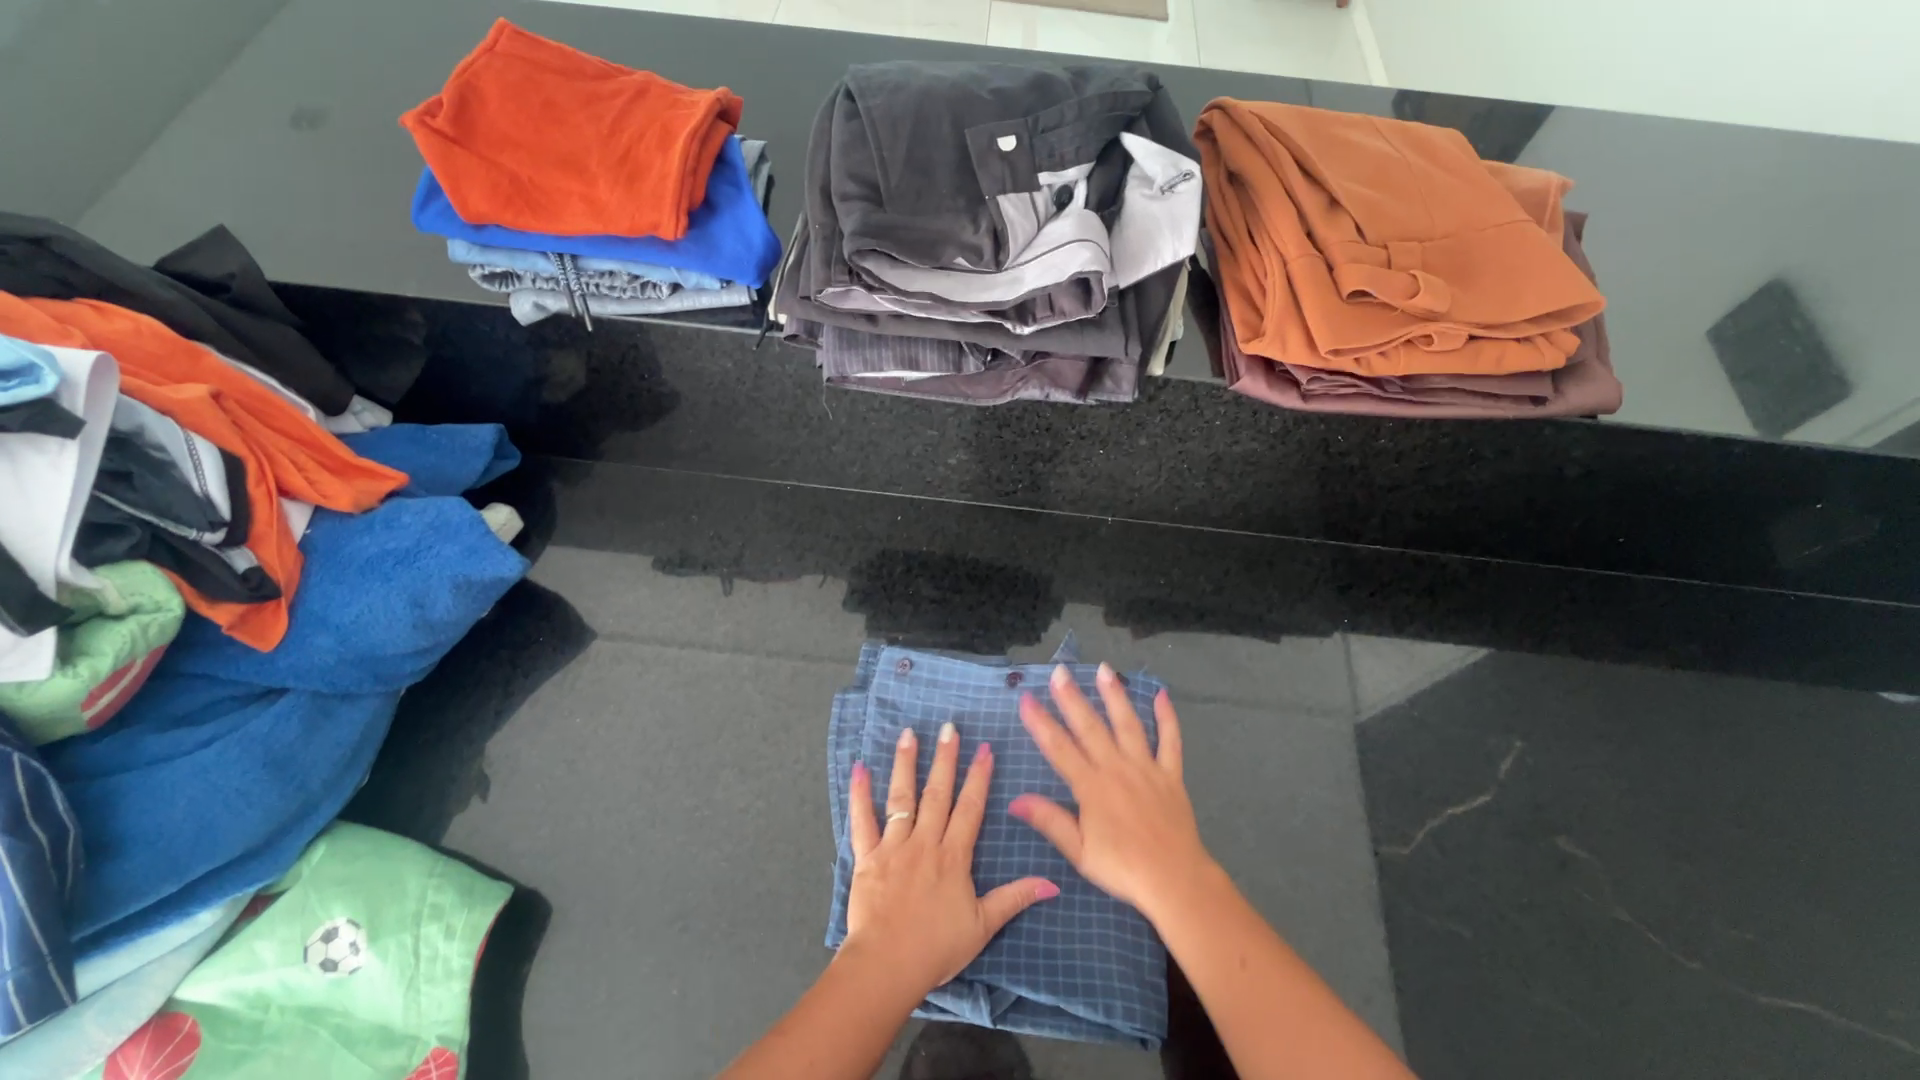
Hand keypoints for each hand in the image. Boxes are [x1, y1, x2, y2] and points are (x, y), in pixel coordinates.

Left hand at [842, 722, 1060, 994]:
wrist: (888, 964)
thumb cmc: (937, 948)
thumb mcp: (983, 925)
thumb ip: (1015, 898)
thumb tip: (1053, 884)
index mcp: (954, 856)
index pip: (971, 808)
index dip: (979, 778)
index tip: (984, 749)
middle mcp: (925, 842)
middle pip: (938, 793)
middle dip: (945, 758)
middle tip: (949, 726)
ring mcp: (893, 846)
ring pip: (902, 797)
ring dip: (906, 763)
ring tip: (909, 734)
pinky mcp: (866, 857)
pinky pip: (862, 820)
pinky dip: (860, 793)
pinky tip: (860, 768)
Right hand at [1012, 663, 1214, 916]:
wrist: (1175, 879)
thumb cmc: (1123, 869)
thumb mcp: (1079, 852)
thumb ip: (1050, 821)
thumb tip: (1015, 800)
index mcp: (1091, 787)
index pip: (1059, 748)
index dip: (1041, 722)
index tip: (1026, 699)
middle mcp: (1116, 769)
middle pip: (1090, 727)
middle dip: (1072, 698)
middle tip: (1059, 671)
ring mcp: (1146, 768)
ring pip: (1127, 724)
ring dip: (1114, 695)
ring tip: (1104, 669)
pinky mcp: (1171, 775)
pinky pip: (1170, 740)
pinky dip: (1166, 717)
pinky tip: (1161, 695)